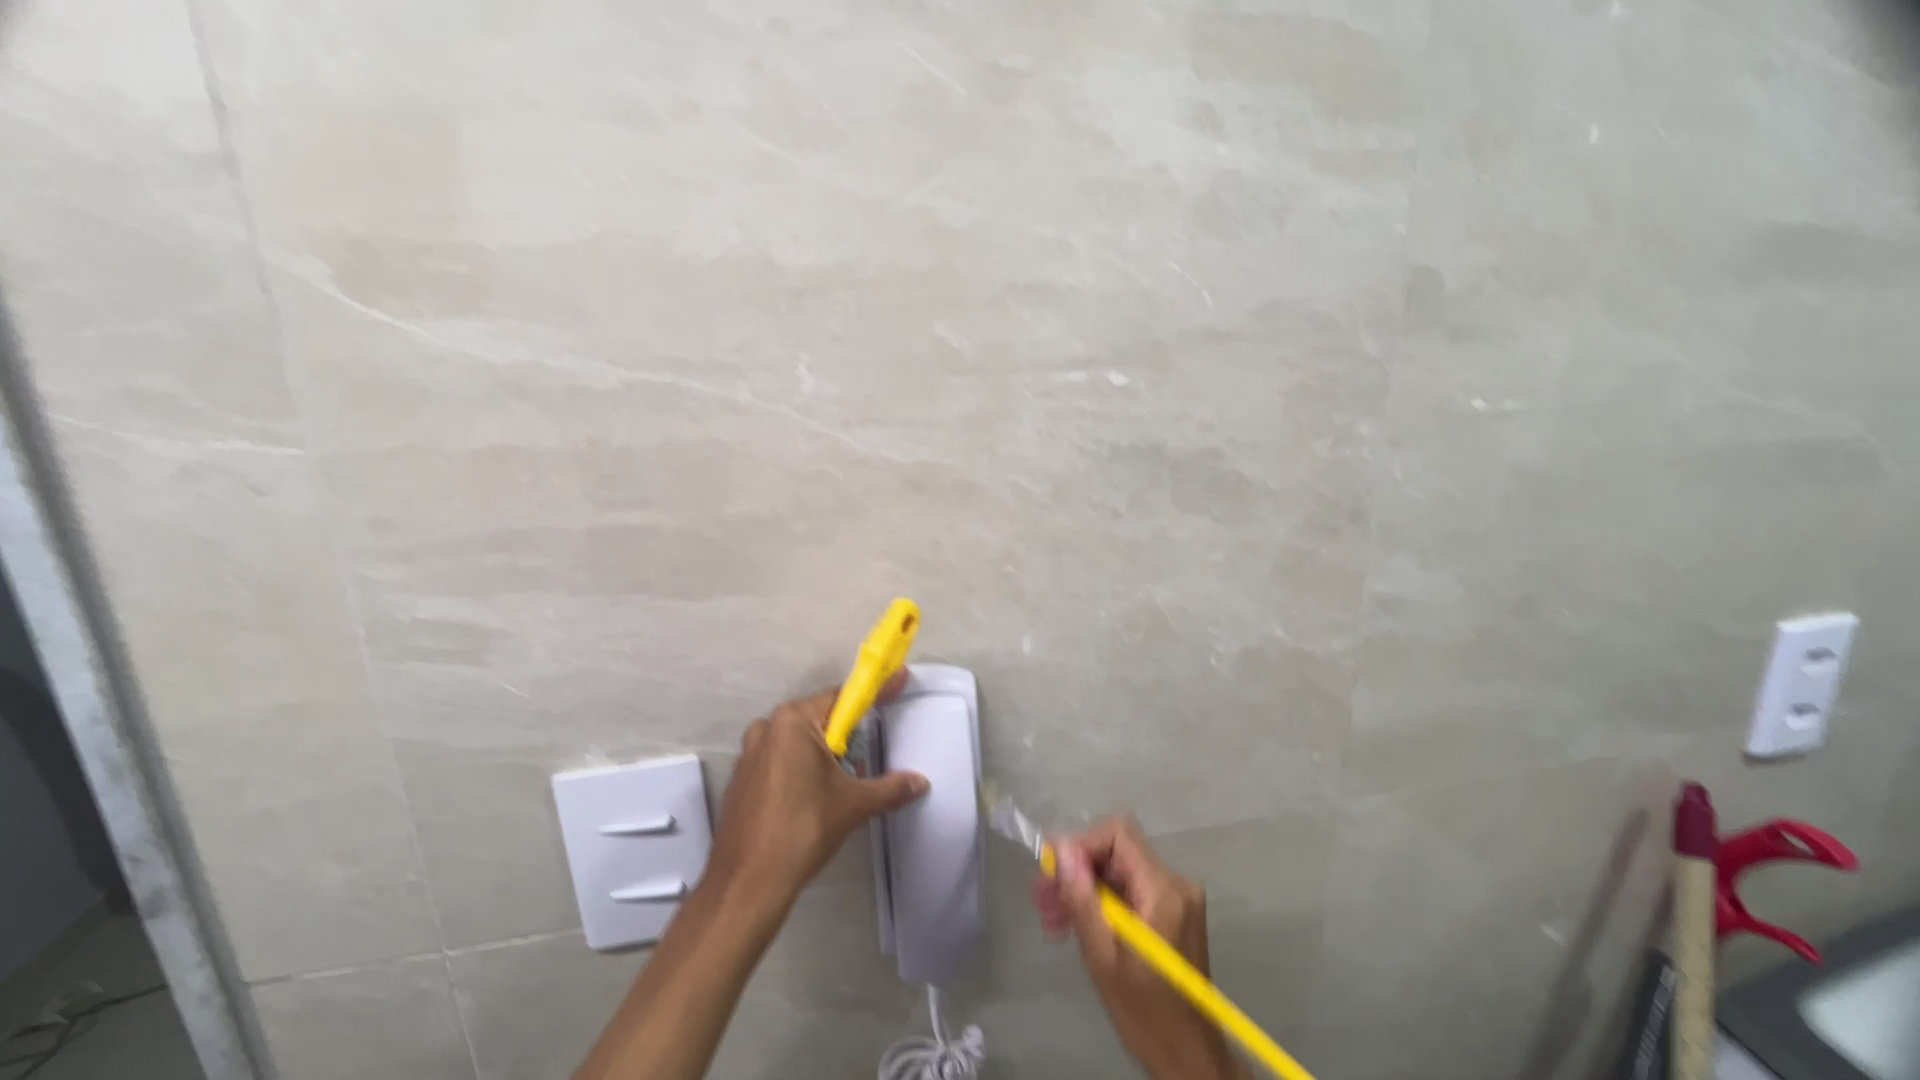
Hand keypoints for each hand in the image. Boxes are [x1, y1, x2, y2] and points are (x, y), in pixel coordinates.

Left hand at [705, 672, 927, 909]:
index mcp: (794, 722)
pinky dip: (801, 771)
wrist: (747, 882)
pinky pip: (780, 762)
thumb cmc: (803, 830)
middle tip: (868, 757)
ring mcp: (750, 754)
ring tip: (841, 785)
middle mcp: (768, 728)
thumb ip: (889, 788)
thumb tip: (919, 782)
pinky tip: (812, 800)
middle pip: (819, 719)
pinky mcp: (742, 780)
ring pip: (798, 742)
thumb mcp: (853, 805)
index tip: (899, 678)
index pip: (844, 697)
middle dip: (847, 734)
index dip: (875, 692)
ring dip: (823, 755)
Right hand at [1034, 816, 1249, 1079]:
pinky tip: (1079, 926)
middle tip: (1042, 903)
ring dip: (1083, 888)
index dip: (1080, 844)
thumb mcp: (1103, 955)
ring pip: (1118, 870)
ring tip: (1054, 921)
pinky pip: (1129, 889)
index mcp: (1164, 890)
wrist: (1187, 1054)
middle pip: (1116, 851)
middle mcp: (1176, 883)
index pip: (1118, 834)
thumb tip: (1061, 848)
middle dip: (1075, 870)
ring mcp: (1176, 897)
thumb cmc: (1144, 1010)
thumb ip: (1082, 897)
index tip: (1051, 873)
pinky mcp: (1172, 912)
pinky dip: (1101, 901)